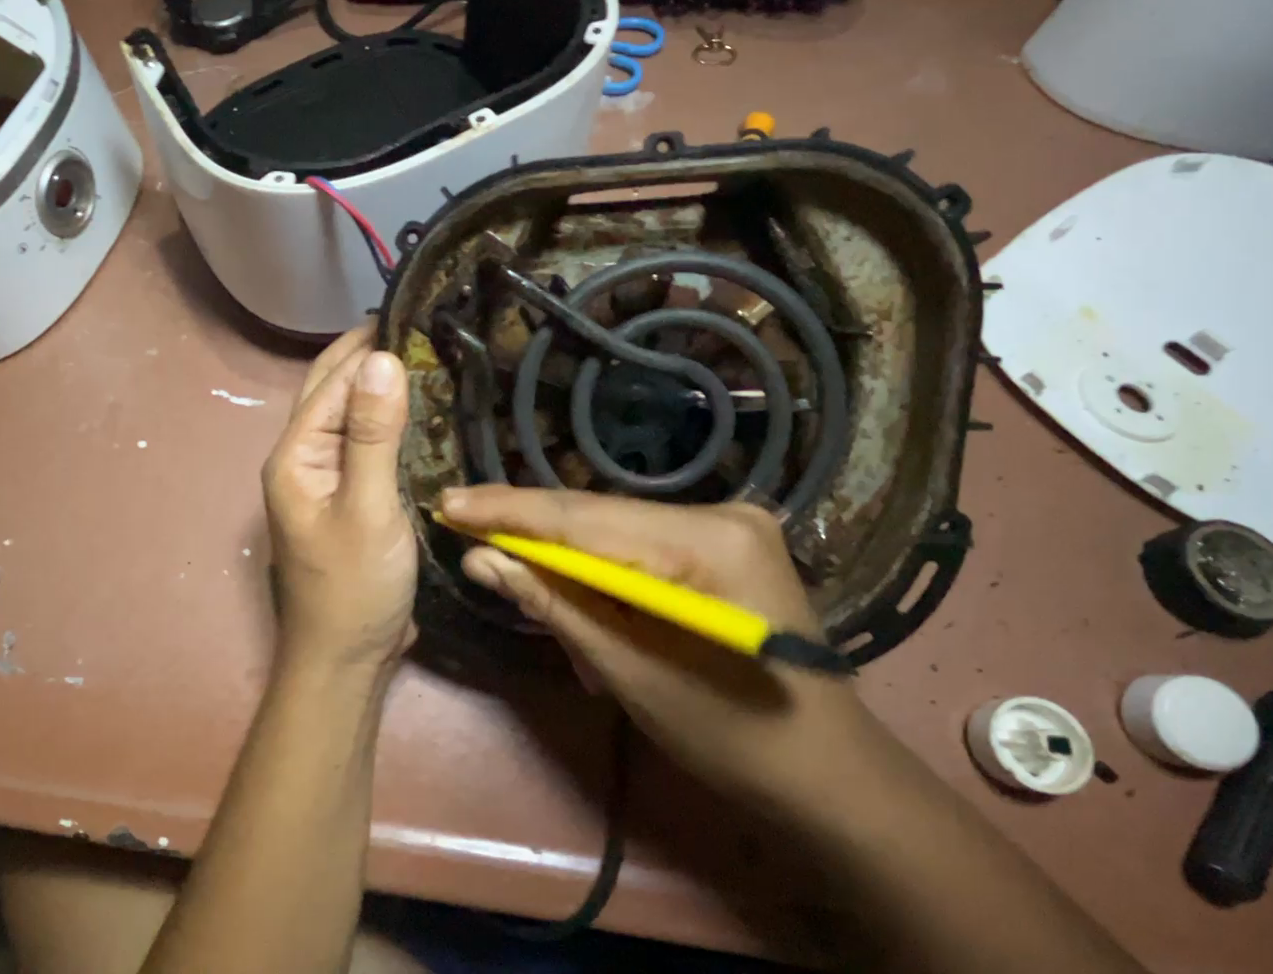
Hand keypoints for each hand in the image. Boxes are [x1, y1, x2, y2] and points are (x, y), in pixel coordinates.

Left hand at [262, 324, 417, 674]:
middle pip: (334, 393)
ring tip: (432, 355)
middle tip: (426, 323)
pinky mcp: (350, 499)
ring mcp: (326, 481)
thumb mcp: (366, 508)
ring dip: (383, 388)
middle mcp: (304, 460)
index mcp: (296, 455)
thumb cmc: (352, 586)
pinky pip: (368, 447)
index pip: (331, 382)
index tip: (413, 307)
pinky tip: (424, 413)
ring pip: (353, 419)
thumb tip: (381, 357)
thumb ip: (372, 435)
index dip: (367, 344)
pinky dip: (392, 424)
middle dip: (371, 357)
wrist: (345, 658)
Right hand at [439, 485, 903, 814]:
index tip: (448, 503)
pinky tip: (569, 594)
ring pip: (614, 530)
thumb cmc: (729, 733)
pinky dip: (598, 571)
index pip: (585, 518)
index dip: (509, 512)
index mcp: (709, 541)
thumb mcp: (630, 671)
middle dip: (526, 526)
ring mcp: (727, 527)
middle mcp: (722, 514)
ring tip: (503, 563)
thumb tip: (482, 559)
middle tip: (457, 519)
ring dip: (560, 555)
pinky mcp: (723, 546)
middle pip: (598, 516)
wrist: (824, 770)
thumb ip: (556, 604)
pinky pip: (640, 547)